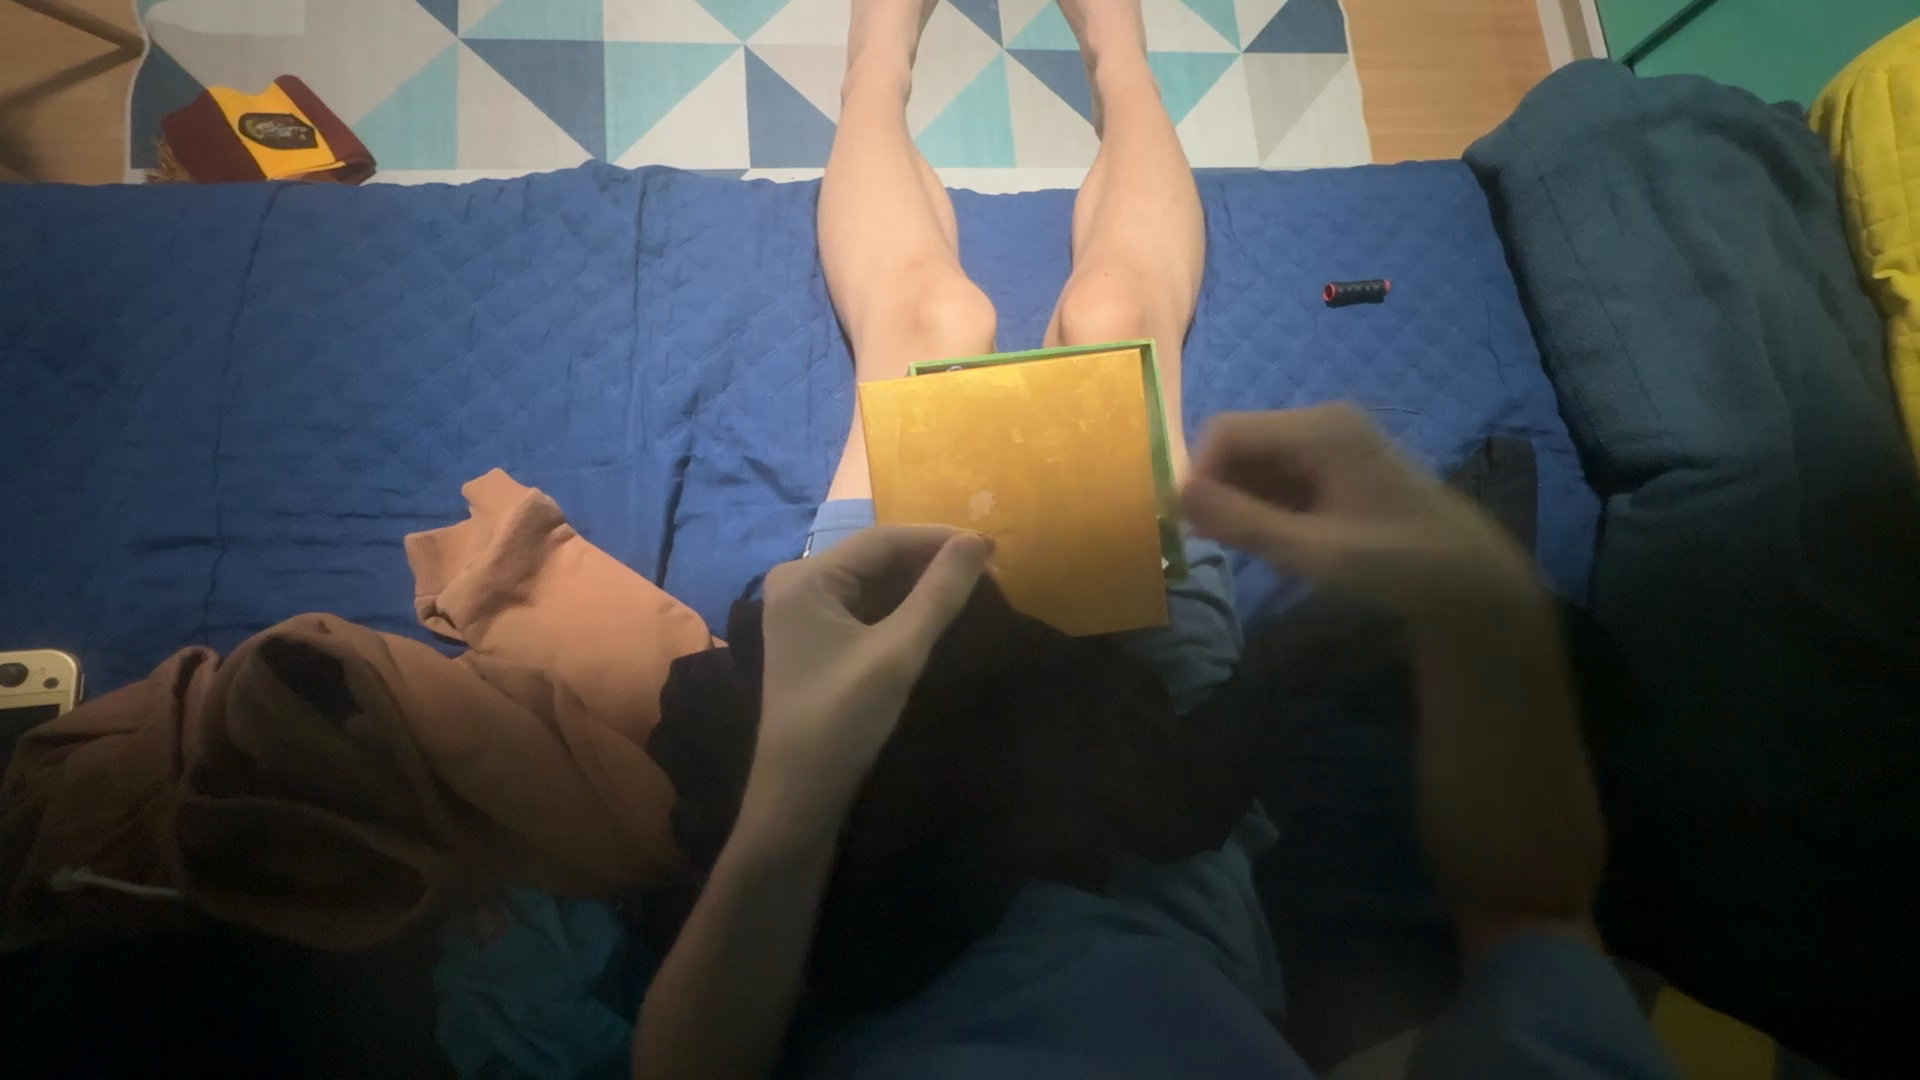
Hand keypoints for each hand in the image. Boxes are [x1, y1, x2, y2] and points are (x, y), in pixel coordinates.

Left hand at [751, 526, 993, 825]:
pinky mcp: (817, 634)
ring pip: (877, 580)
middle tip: (991, 574)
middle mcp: (800, 582)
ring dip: (923, 583)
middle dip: (934, 562)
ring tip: (975, 588)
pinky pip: (868, 604)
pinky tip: (939, 610)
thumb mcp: (898, 652)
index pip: (884, 540)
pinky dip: (905, 605)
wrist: (800, 795)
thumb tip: (978, 541)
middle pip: (879, 556)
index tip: (993, 548)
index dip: (940, 539)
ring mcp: (806, 609)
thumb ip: (939, 593)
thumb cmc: (843, 721)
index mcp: (807, 578)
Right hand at [1180, 405, 1543, 626]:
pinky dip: (1260, 503)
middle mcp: (1321, 423)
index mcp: (1318, 430)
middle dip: (1217, 488)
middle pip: (1238, 442)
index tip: (1192, 526)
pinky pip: (1276, 474)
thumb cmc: (1395, 564)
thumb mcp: (1311, 550)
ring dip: (1238, 499)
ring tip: (1248, 546)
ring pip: (1253, 460)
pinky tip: (1274, 538)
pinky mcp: (1334, 465)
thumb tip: (1175, 494)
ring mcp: (1330, 442)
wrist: (1470, 582)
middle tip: (1216, 542)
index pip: (1225, 431)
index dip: (1198, 474)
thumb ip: (1240, 521)